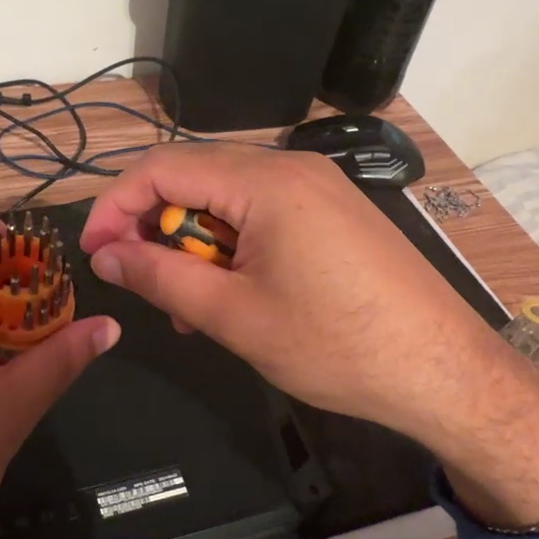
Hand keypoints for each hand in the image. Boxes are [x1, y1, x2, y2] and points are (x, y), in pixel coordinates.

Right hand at [80, 144, 538, 528]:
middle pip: (195, 176)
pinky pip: (263, 212)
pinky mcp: (335, 211)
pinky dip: (233, 245)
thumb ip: (162, 277)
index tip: (95, 254)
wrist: (444, 370)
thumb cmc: (335, 345)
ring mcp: (319, 187)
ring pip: (228, 198)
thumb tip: (108, 256)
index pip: (162, 168)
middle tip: (141, 283)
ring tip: (188, 304)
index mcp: (265, 182)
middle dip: (156, 227)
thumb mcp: (234, 316)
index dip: (116, 206)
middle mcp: (292, 167)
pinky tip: (233, 293)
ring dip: (194, 242)